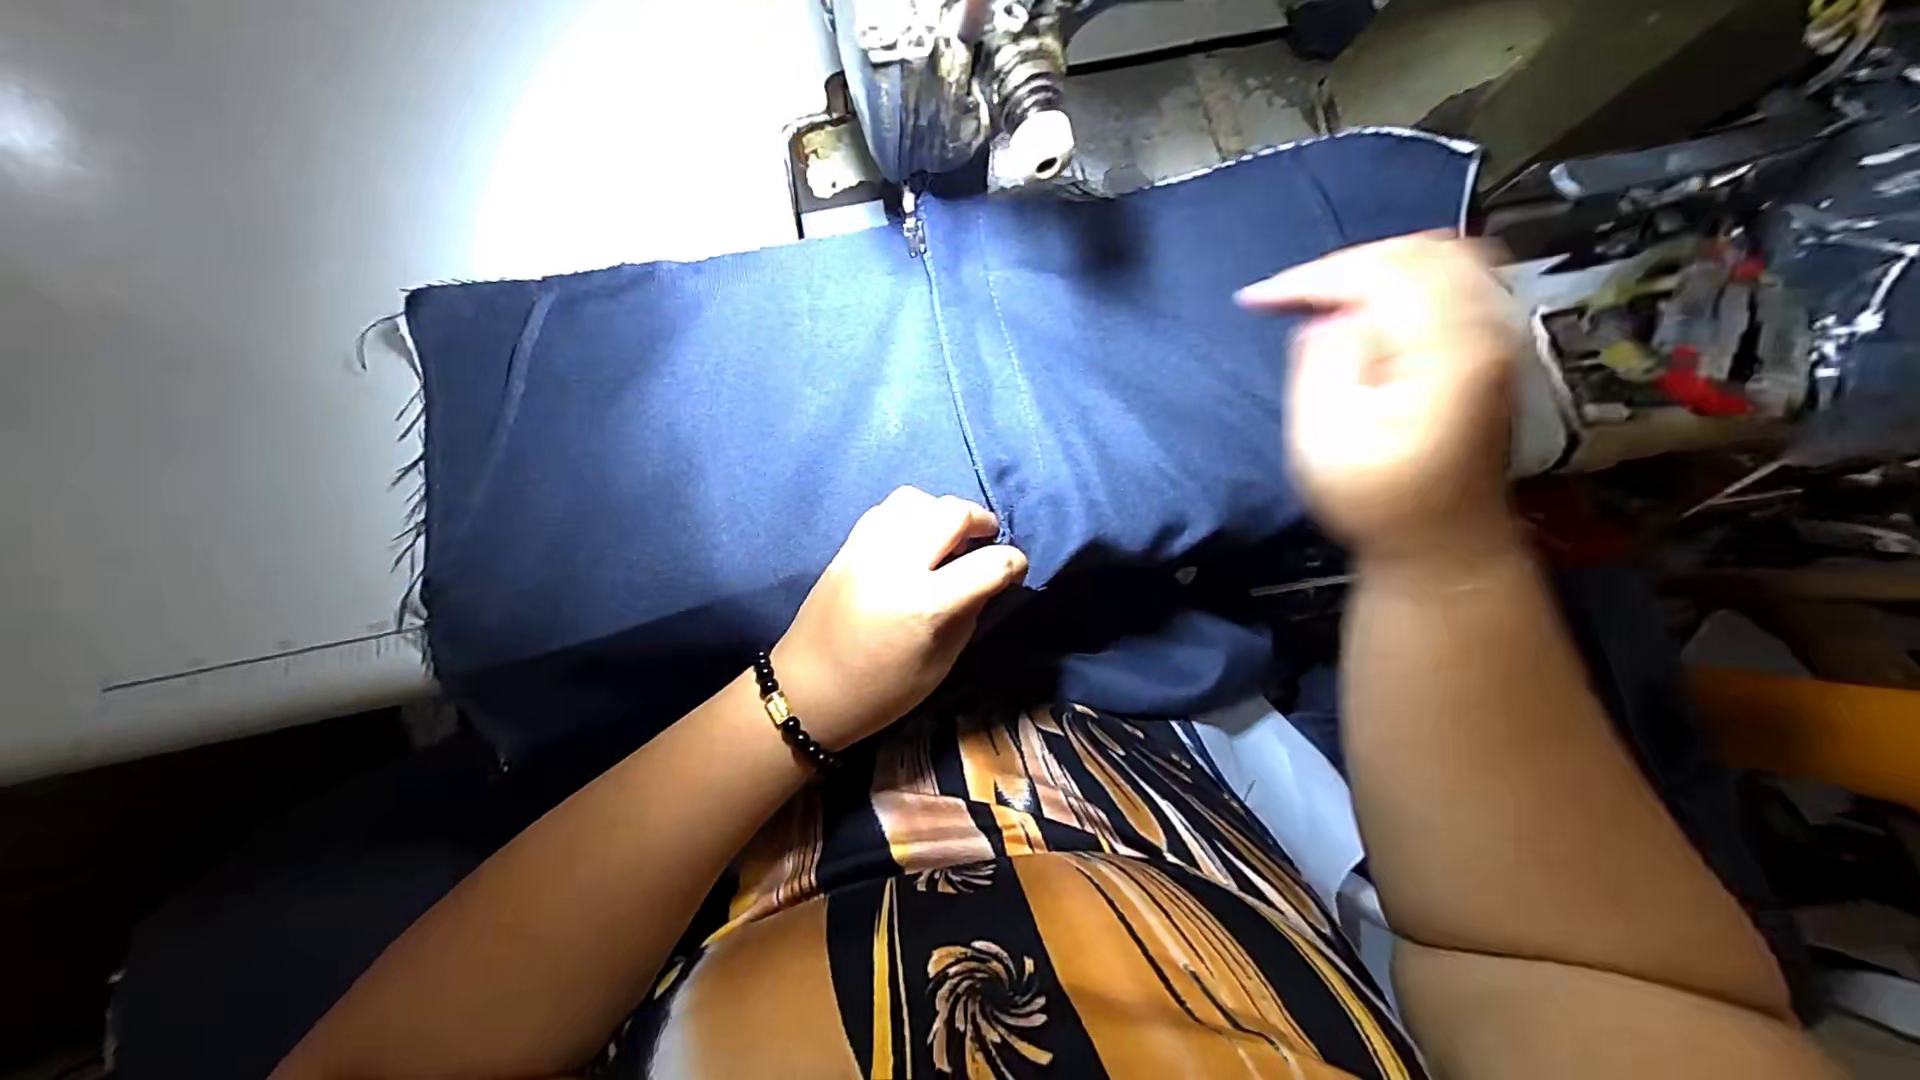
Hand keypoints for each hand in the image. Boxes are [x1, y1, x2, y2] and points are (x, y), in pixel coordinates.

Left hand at [771, 487, 1028, 748]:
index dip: (1013, 563)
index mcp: (926, 605)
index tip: (1014, 569)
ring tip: (949, 534)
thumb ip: (971, 610)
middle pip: (952, 513)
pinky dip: (910, 513)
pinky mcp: (846, 547)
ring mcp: (866, 551)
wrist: (808, 691)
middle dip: (980, 520)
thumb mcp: (942, 661)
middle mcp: (896, 565)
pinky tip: (915, 537)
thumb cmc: (883, 690)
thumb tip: (989, 576)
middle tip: (986, 538)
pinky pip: (885, 509)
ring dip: (942, 510)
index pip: (989, 564)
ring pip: (916, 499)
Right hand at [1237, 234, 1521, 563]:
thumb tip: (1328, 320)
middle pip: (1416, 252)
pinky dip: (1399, 278)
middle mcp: (1484, 329)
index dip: (1311, 278)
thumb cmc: (1377, 502)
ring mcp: (1495, 336)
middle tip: (1288, 294)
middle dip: (1341, 265)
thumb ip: (1324, 365)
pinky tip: (1365, 305)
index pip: (1380, 274)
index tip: (1258, 299)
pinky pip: (1450, 280)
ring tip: (1319, 295)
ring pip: (1438, 258)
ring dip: (1370, 267)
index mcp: (1445, 351)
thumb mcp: (1328, 441)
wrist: (1442, 540)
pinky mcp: (1488, 348)